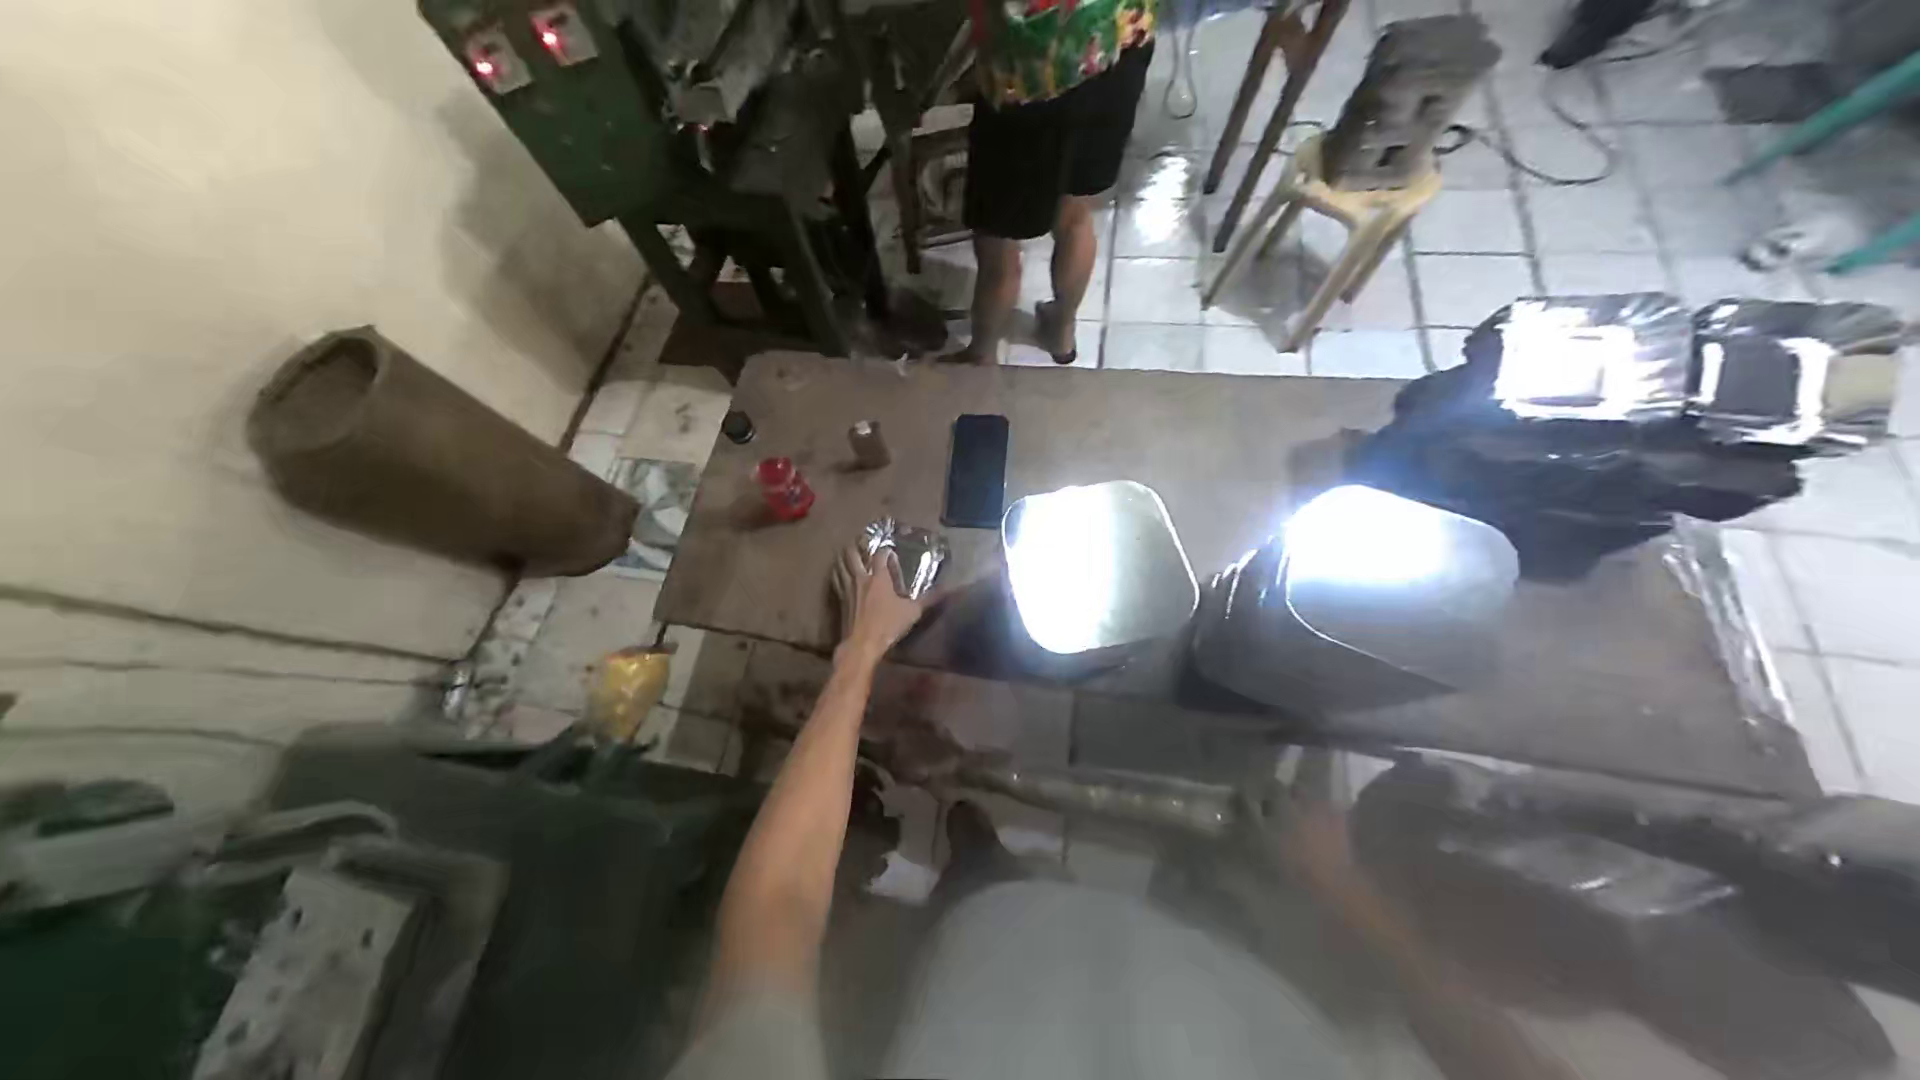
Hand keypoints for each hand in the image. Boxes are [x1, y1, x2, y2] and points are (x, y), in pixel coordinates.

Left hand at [832, 545, 932, 664]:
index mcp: (879, 578)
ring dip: (844, 557)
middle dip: (856, 546)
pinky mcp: (840, 600)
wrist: (861, 644)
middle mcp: (861, 578)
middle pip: (853, 554)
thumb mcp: (913, 612)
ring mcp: (848, 588)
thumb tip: (948, 589)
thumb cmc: (888, 625)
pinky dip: (837, 573)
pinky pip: (836, 580)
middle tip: (860, 542)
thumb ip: (929, 599)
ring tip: (847, 553)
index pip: (880, 555)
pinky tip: (839, 574)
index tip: (890, 551)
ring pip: (841, 565)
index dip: (885, 550)